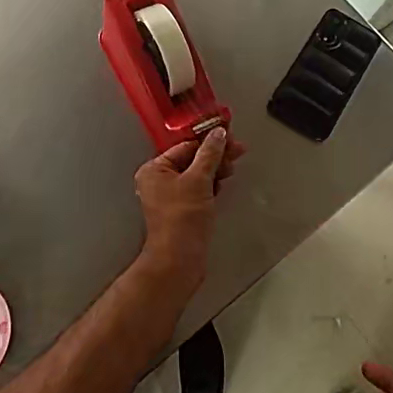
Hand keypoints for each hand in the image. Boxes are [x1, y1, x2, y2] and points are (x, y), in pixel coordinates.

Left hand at [133, 128, 243, 290]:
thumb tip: (219, 134)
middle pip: (191, 159)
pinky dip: (211, 185)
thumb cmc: (182, 218)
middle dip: (215, 155)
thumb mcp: (198, 179)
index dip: (208, 140)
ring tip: (231, 168)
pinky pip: (198, 189)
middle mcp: (158, 180)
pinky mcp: (182, 210)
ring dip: (215, 169)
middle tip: (238, 151)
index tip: (229, 136)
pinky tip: (222, 183)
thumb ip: (210, 154)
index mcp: (154, 169)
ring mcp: (170, 196)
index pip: (185, 146)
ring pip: (196, 174)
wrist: (180, 258)